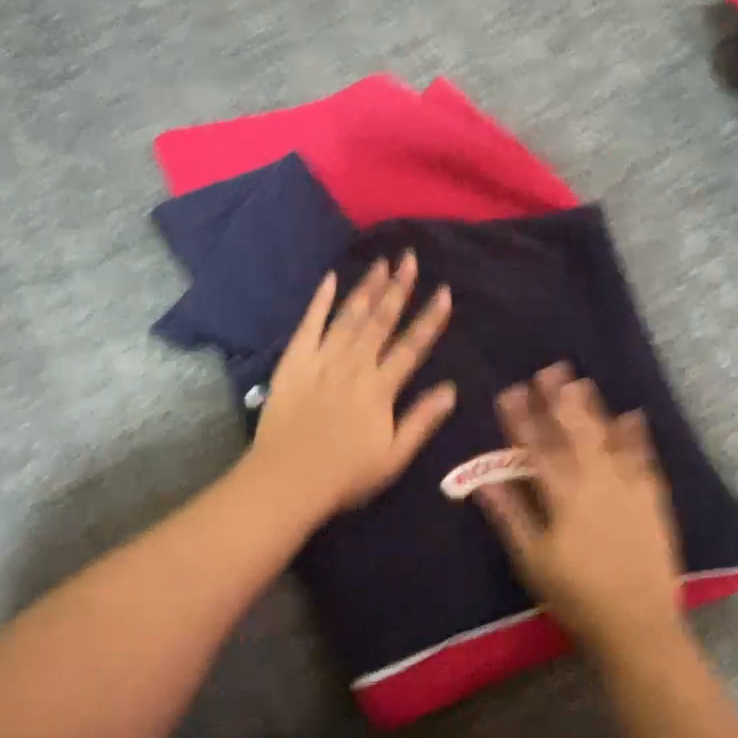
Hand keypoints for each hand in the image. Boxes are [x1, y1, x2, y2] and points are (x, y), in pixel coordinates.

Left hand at [243, 252, 455, 519]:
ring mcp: (322, 359)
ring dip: (367, 287)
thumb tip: (451, 389)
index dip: (430, 319)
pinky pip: (309, 324)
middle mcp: (354, 365)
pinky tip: (331, 279)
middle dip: (398, 288)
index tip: (444, 291)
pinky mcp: (294, 361)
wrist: (287, 479)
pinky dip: (320, 300)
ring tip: (382, 262)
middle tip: (410, 258)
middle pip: (381, 320)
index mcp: (381, 389)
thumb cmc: (345, 476)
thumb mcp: (394, 457)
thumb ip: (422, 420)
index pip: (411, 346)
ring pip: (349, 315)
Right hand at [476, 364, 684, 651]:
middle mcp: (595, 482)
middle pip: (573, 433)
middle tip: (550, 369)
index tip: (508, 390)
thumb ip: (509, 515)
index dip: (520, 418)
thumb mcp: (532, 559)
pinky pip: (643, 459)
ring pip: (607, 438)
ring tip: (582, 382)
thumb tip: (483, 481)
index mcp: (561, 495)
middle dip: (559, 400)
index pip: (535, 448)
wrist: (638, 623)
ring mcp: (628, 488)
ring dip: (593, 409)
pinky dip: (636, 437)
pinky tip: (632, 415)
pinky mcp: (652, 500)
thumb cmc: (576, 594)